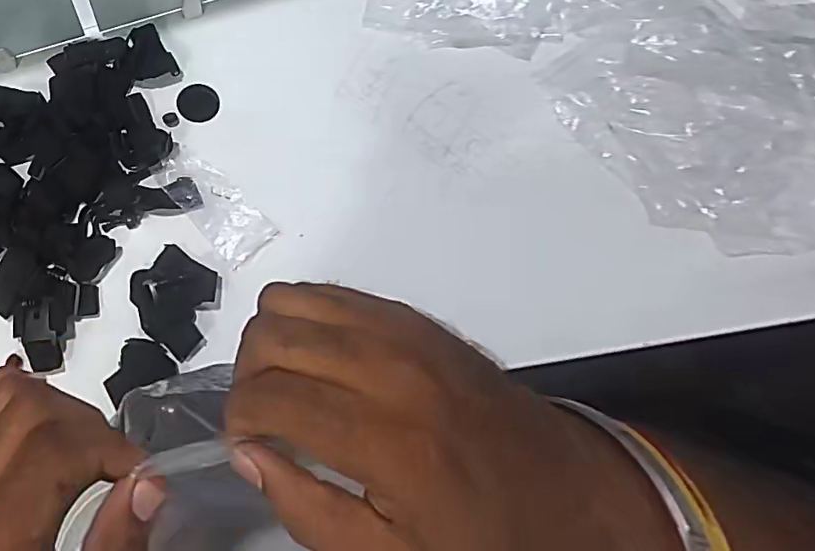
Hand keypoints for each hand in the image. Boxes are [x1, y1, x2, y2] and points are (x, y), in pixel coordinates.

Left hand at [0, 356, 165, 550]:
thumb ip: (116, 545)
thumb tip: (148, 483)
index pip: (51, 445)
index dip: (106, 447)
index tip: (143, 472)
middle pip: (31, 410)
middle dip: (88, 424)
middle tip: (121, 466)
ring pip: (7, 396)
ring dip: (60, 405)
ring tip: (93, 446)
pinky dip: (15, 391)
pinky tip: (44, 400)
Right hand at [224, 283, 678, 550]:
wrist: (577, 495)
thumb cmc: (487, 540)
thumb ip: (308, 512)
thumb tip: (247, 454)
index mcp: (390, 441)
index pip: (271, 399)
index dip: (237, 419)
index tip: (242, 442)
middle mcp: (387, 367)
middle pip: (268, 338)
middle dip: (245, 377)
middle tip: (260, 414)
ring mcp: (396, 328)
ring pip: (283, 301)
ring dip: (266, 340)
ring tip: (282, 380)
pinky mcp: (403, 311)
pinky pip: (319, 290)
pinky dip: (298, 318)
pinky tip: (315, 357)